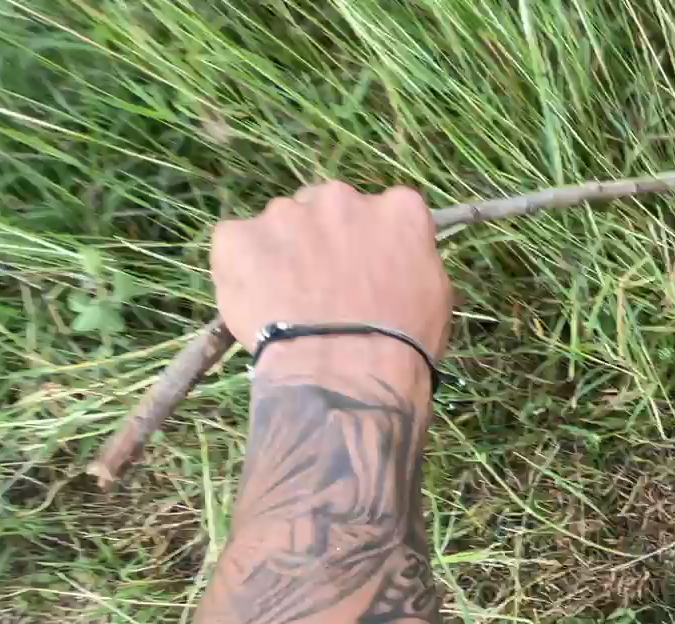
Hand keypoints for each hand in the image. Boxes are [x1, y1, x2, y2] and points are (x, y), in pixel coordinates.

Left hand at [211, 181, 451, 394]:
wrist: (347, 374)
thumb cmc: (405, 344)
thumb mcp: (436, 298)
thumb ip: (414, 260)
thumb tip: (396, 259)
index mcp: (399, 212)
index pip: (394, 209)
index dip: (384, 240)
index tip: (381, 266)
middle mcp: (342, 199)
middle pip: (332, 208)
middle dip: (331, 238)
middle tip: (335, 285)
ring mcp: (285, 213)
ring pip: (285, 226)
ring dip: (290, 253)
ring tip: (297, 302)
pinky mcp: (238, 236)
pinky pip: (242, 247)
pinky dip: (250, 270)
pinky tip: (267, 305)